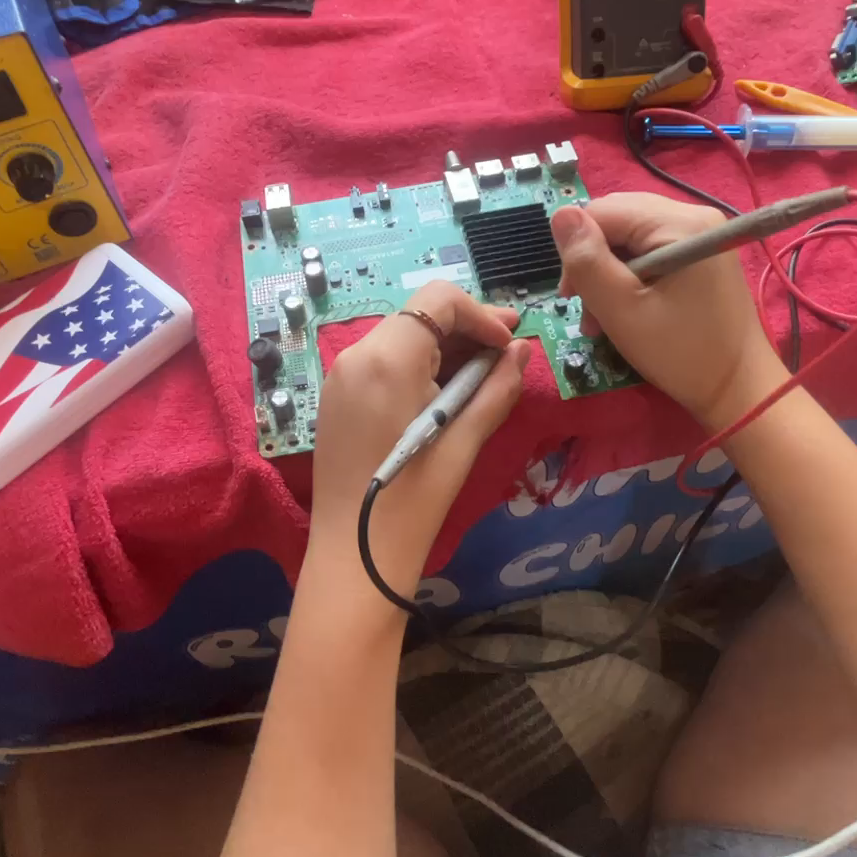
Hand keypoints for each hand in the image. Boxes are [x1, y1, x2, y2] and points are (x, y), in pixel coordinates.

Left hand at [309, 282, 528, 600]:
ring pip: (402, 337)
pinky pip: (383, 361)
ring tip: (481, 376)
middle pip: (419, 314)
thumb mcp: (463, 442)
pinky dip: (418, 365)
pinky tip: (444, 393)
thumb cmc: (413, 503)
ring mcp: (340, 375)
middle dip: (466, 328)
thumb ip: (495, 388)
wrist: (353, 555)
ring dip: (444, 347)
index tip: (509, 345)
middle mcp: (355, 354)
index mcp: (386, 359)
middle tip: (507, 352)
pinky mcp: (336, 397)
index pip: (439, 300)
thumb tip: (520, 350)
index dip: (482, 314)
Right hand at [552, 194, 785, 431]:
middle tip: (587, 309)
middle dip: (593, 261)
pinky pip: (649, 250)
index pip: (601, 211)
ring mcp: (700, 234)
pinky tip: (625, 308)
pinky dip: (629, 277)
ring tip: (601, 317)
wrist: (739, 389)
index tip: (571, 297)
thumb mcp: (622, 310)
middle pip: (617, 220)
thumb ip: (587, 262)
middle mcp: (694, 215)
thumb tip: (558, 214)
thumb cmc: (680, 353)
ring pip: (629, 237)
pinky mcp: (701, 254)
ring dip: (607, 273)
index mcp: (678, 222)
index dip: (576, 249)